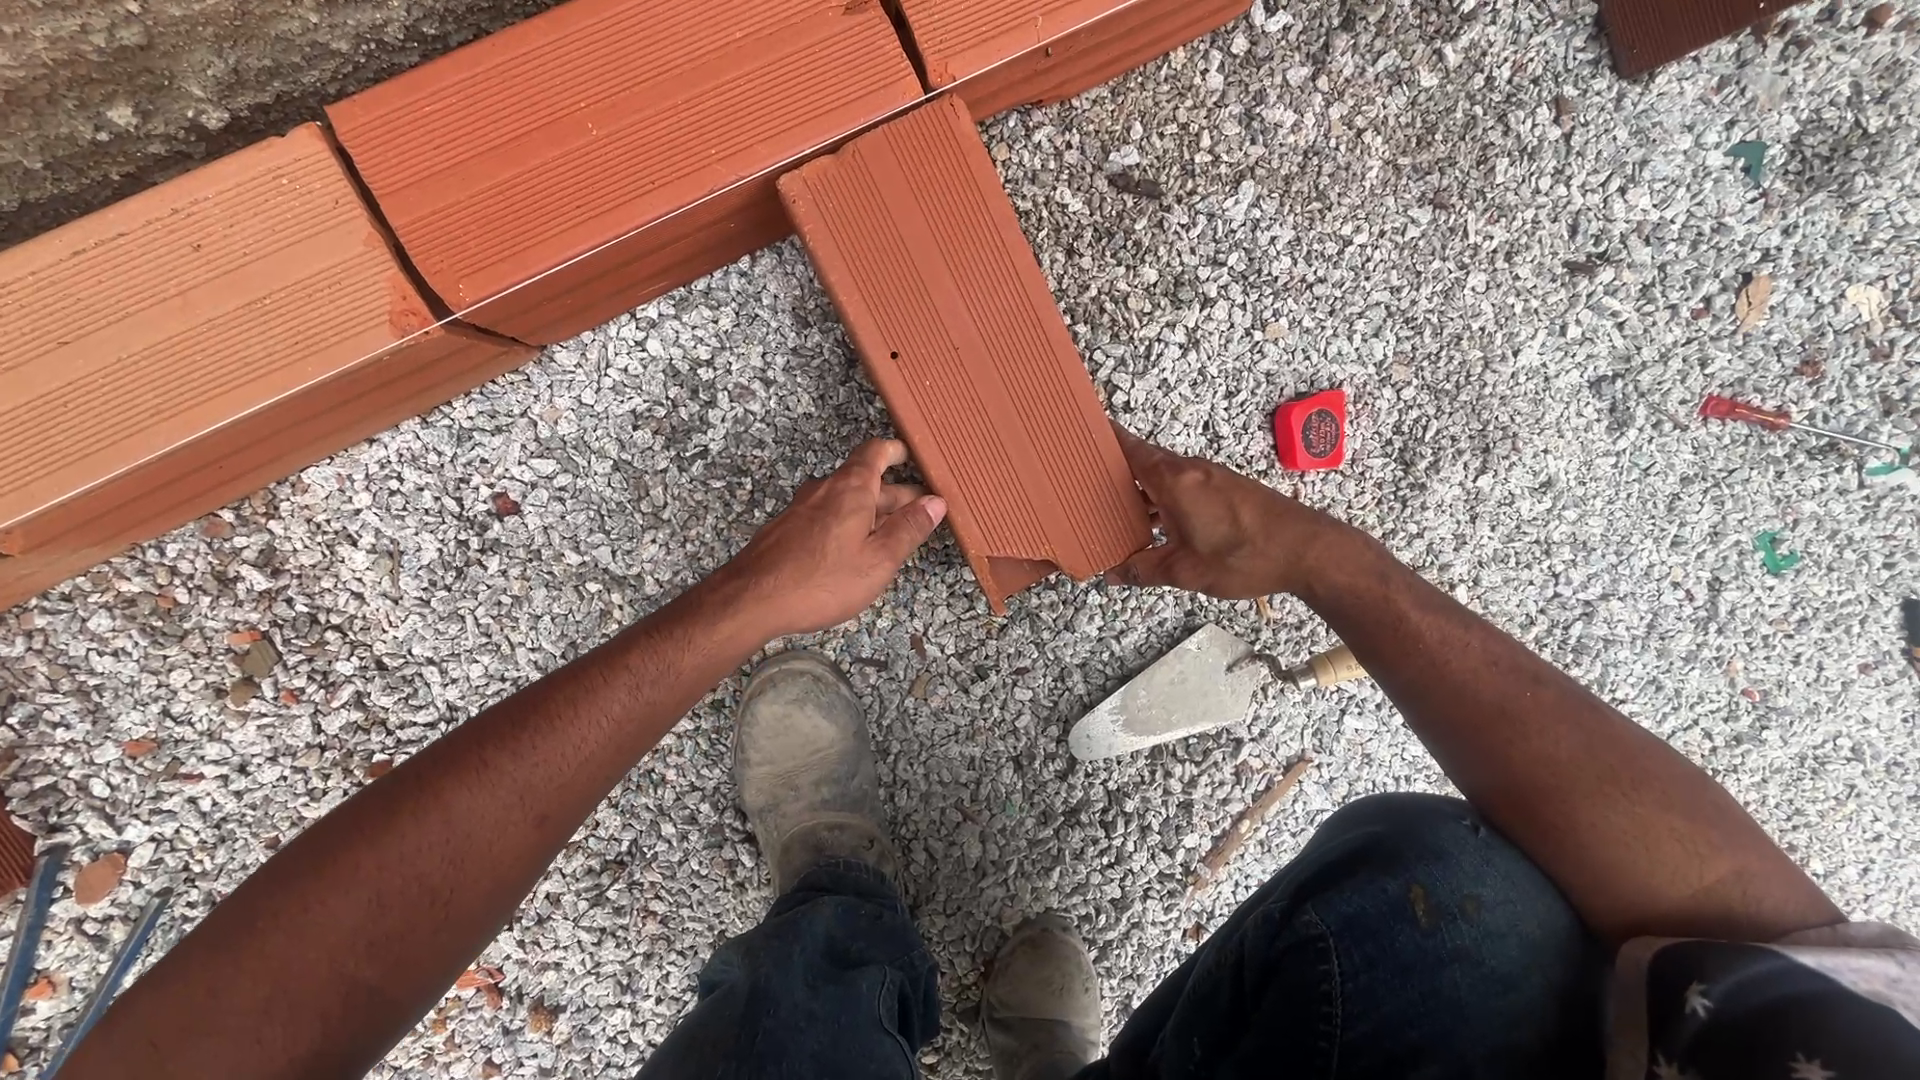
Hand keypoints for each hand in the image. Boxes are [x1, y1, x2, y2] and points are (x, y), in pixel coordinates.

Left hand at [721, 439, 946, 636]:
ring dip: (871, 512)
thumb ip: (908, 529)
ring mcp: (802, 509)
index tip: (912, 456)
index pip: (876, 452)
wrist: (752, 600)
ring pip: (845, 501)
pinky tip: (853, 550)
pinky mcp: (787, 530)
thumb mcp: (878, 559)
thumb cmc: (819, 581)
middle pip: (865, 480)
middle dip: (894, 493)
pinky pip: (826, 517)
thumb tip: (935, 503)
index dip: (896, 452)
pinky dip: (847, 525)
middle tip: (919, 510)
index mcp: (851, 489)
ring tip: (892, 533)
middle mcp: (824, 490)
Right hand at [1105, 423, 1340, 598]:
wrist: (1310, 551)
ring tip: (1115, 511)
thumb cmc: (1248, 556)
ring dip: (1140, 490)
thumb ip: (1144, 570)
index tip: (1083, 428)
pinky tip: (1157, 525)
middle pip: (1143, 461)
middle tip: (1085, 482)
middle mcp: (1191, 470)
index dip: (1105, 437)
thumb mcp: (1186, 571)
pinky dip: (1163, 498)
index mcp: (1173, 480)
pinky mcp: (1226, 489)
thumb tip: (1113, 574)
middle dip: (1115, 470)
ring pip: (1163, 476)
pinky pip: (1183, 486)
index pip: (1130, 447)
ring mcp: (1210, 478)